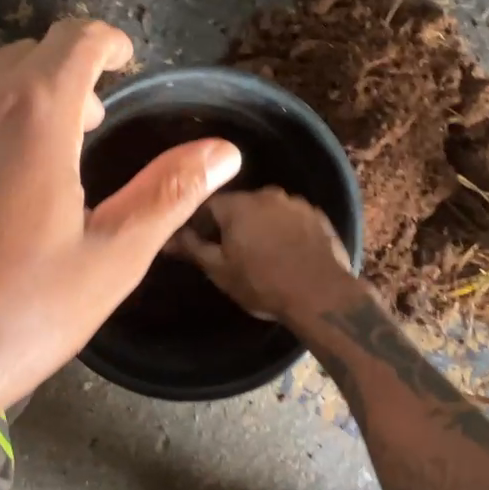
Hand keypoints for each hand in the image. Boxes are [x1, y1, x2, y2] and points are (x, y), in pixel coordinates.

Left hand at [0, 20, 241, 450]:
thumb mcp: (109, 263)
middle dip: (60, 82)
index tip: (121, 62)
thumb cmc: (16, 322)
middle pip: (20, 61)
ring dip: (3, 108)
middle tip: (81, 131)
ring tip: (18, 166)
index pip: (76, 40)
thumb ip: (167, 195)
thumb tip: (225, 152)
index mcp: (32, 115)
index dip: (107, 44)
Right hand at [169, 188, 354, 321]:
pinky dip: (281, 230)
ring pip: (265, 210)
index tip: (193, 241)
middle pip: (237, 204)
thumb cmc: (262, 284)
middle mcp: (267, 194)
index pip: (205, 203)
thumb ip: (191, 247)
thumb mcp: (219, 270)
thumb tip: (167, 236)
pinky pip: (290, 219)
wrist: (321, 295)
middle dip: (227, 223)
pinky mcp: (318, 216)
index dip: (196, 221)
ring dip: (256, 225)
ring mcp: (296, 203)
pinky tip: (283, 252)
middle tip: (224, 250)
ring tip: (256, 253)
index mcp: (238, 204)